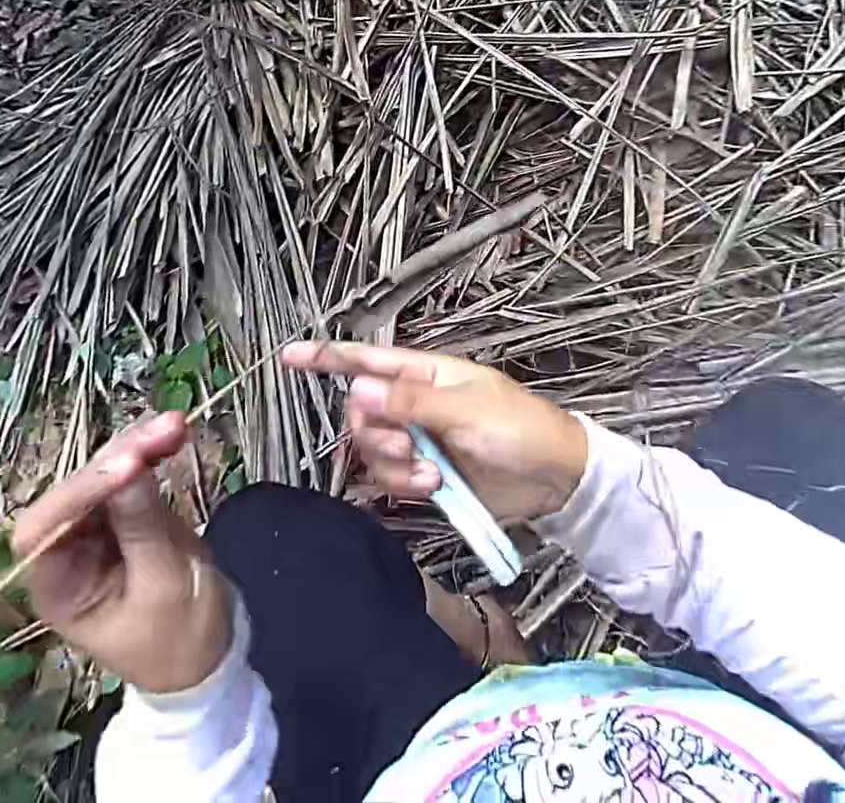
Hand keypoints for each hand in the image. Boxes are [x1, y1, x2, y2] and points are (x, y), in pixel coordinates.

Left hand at [11, 412, 231, 693]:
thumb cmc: (181, 636)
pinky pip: (133, 474)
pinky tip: (172, 435)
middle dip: (119, 457)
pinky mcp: (128, 513)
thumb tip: (130, 467)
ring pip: (106, 473)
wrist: (210, 653)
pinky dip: (152, 452)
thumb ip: (143, 525)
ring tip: (175, 425)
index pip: (45, 530)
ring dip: (139, 445)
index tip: (130, 468)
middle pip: (78, 490)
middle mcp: (69, 550)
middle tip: (167, 429)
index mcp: (59, 585)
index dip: (79, 493)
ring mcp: (99, 528)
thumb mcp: (164, 584)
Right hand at [280, 341, 587, 522]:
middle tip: (407, 447)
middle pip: (361, 413)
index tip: (289, 357)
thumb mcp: (467, 408)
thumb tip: (358, 387)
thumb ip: (411, 401)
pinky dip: (403, 486)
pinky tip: (433, 487)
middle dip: (374, 434)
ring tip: (429, 473)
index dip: (327, 357)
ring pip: (372, 450)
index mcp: (425, 374)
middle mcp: (413, 404)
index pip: (367, 360)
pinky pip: (389, 479)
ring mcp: (418, 440)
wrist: (555, 480)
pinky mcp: (423, 474)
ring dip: (393, 465)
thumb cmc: (521, 428)